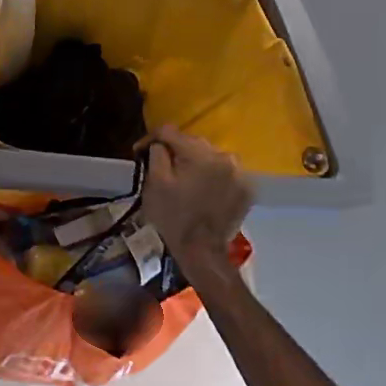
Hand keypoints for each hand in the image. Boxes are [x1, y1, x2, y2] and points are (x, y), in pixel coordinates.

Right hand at [142, 125, 251, 273]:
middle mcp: (224, 156)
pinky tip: (201, 189)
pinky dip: (212, 176)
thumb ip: (156, 152)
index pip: (170, 132)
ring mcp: (240, 174)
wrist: (203, 253)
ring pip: (209, 157)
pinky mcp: (247, 189)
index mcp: (200, 153)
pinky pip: (223, 173)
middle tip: (161, 165)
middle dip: (175, 151)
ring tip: (183, 178)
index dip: (151, 139)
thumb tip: (159, 143)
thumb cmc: (174, 217)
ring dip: (195, 163)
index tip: (139, 151)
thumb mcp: (155, 182)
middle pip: (192, 143)